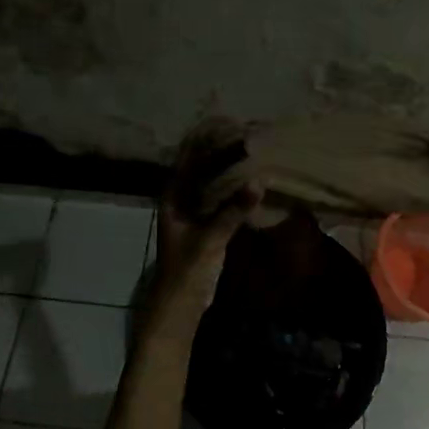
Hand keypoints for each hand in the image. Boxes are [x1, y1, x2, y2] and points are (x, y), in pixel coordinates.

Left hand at [144, 123, 260, 345]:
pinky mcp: (205, 226)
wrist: (180, 304)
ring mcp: (192, 213)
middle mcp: (180, 200)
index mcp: (172, 198)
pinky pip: (219, 200)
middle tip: (247, 133)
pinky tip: (252, 182)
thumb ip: (232, 212)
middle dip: (219, 152)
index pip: (187, 160)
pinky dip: (233, 190)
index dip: (204, 141)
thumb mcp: (210, 240)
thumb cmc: (187, 270)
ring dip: (227, 169)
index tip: (225, 123)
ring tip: (253, 150)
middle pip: (200, 169)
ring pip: (211, 184)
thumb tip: (257, 182)